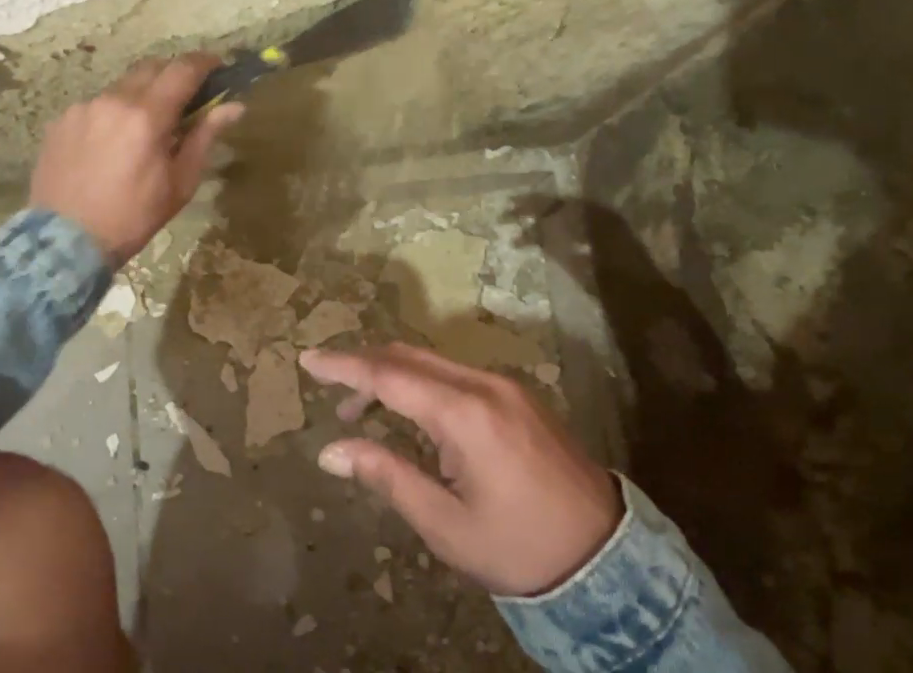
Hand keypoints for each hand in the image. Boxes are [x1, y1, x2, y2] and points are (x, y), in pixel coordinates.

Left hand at [28, 54, 241, 264]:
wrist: (65, 242)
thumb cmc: (133, 217)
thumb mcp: (180, 183)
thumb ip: (205, 137)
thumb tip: (234, 107)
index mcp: (147, 116)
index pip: (183, 69)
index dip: (205, 62)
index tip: (218, 67)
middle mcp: (113, 100)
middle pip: (151, 67)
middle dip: (173, 74)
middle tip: (187, 96)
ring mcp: (83, 108)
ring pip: (122, 85)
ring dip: (141, 95)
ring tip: (146, 126)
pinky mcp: (61, 120)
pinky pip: (96, 104)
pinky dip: (114, 113)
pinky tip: (113, 142)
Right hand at [300, 343, 622, 596]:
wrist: (604, 556)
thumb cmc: (517, 546)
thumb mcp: (445, 523)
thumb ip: (386, 476)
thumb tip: (330, 450)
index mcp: (465, 414)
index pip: (390, 375)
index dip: (344, 366)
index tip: (308, 359)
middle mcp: (486, 385)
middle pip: (411, 357)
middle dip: (365, 366)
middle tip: (330, 391)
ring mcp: (508, 387)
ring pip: (434, 362)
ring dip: (394, 375)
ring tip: (361, 409)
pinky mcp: (520, 397)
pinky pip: (458, 375)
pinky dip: (423, 383)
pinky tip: (411, 412)